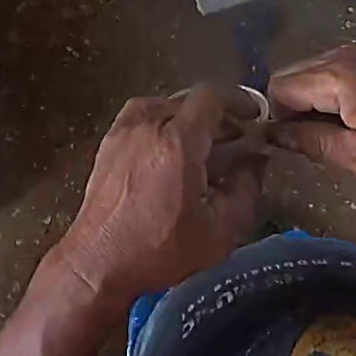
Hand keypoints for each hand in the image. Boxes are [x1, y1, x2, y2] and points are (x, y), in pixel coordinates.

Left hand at [53, 86, 266, 305]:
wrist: (100, 258)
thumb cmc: (160, 249)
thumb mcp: (220, 229)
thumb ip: (246, 189)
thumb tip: (255, 162)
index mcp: (176, 142)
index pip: (209, 97)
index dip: (237, 99)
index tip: (253, 115)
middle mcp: (145, 126)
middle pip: (186, 102)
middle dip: (216, 117)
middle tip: (234, 141)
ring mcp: (122, 131)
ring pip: (162, 106)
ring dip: (187, 119)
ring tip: (203, 147)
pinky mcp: (108, 142)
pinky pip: (140, 117)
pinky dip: (161, 124)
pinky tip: (171, 152)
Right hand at [267, 45, 355, 189]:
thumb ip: (315, 144)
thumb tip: (274, 136)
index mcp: (338, 77)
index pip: (279, 90)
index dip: (279, 119)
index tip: (299, 145)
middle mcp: (344, 55)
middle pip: (290, 76)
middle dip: (294, 109)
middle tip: (320, 142)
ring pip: (310, 73)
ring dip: (313, 101)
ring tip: (343, 132)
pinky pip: (333, 71)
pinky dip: (333, 93)